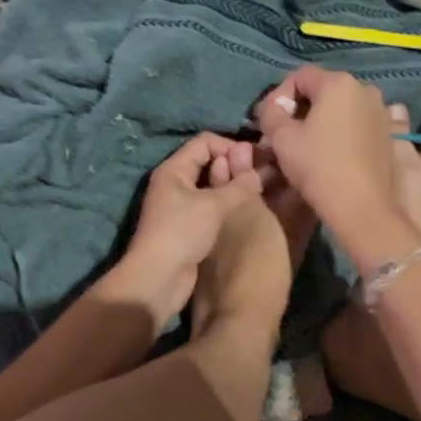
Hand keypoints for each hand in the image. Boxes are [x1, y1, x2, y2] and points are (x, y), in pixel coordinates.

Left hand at [112, 132, 262, 318]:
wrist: (158, 278)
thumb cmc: (182, 233)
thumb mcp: (214, 205)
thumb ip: (239, 185)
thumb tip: (261, 170)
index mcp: (174, 170)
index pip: (204, 142)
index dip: (230, 146)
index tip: (255, 160)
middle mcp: (174, 183)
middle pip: (207, 162)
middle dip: (234, 166)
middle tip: (262, 176)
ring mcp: (179, 206)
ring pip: (210, 187)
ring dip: (232, 188)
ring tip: (259, 193)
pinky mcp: (187, 226)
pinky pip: (210, 206)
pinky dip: (226, 205)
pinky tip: (245, 211)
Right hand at [253, 66, 405, 238]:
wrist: (361, 205)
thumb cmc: (318, 166)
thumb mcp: (281, 138)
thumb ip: (271, 113)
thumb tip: (275, 108)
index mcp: (339, 83)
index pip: (300, 76)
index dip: (278, 95)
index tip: (268, 121)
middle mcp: (365, 89)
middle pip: (322, 90)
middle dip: (299, 108)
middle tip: (282, 133)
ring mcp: (381, 112)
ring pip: (340, 108)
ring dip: (319, 121)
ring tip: (304, 145)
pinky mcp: (388, 135)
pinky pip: (356, 124)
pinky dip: (339, 132)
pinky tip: (328, 153)